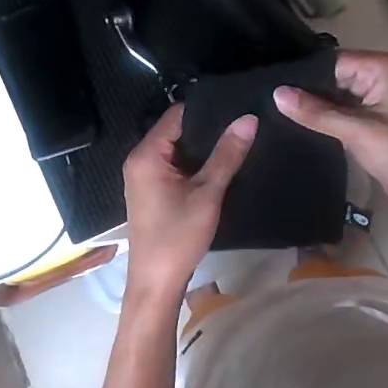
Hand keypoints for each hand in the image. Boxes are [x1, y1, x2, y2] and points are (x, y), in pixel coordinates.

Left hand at [122, 104, 256, 293]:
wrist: (156, 281)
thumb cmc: (178, 236)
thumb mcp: (207, 193)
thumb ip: (227, 155)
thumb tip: (248, 119)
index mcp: (147, 154)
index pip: (176, 114)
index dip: (207, 109)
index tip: (236, 106)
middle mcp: (139, 160)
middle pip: (175, 130)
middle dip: (207, 128)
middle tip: (242, 122)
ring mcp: (143, 177)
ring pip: (176, 149)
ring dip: (202, 147)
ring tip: (237, 139)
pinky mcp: (150, 192)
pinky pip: (173, 166)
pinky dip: (193, 164)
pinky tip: (219, 165)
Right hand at [273, 50, 387, 212]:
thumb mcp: (361, 132)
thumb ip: (318, 113)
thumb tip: (276, 93)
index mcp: (382, 67)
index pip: (330, 61)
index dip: (299, 74)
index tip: (264, 85)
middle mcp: (380, 77)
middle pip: (332, 77)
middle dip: (303, 91)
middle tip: (261, 102)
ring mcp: (378, 102)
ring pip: (336, 98)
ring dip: (312, 108)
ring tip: (269, 114)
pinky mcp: (376, 125)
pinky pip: (345, 116)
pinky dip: (326, 122)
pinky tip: (296, 128)